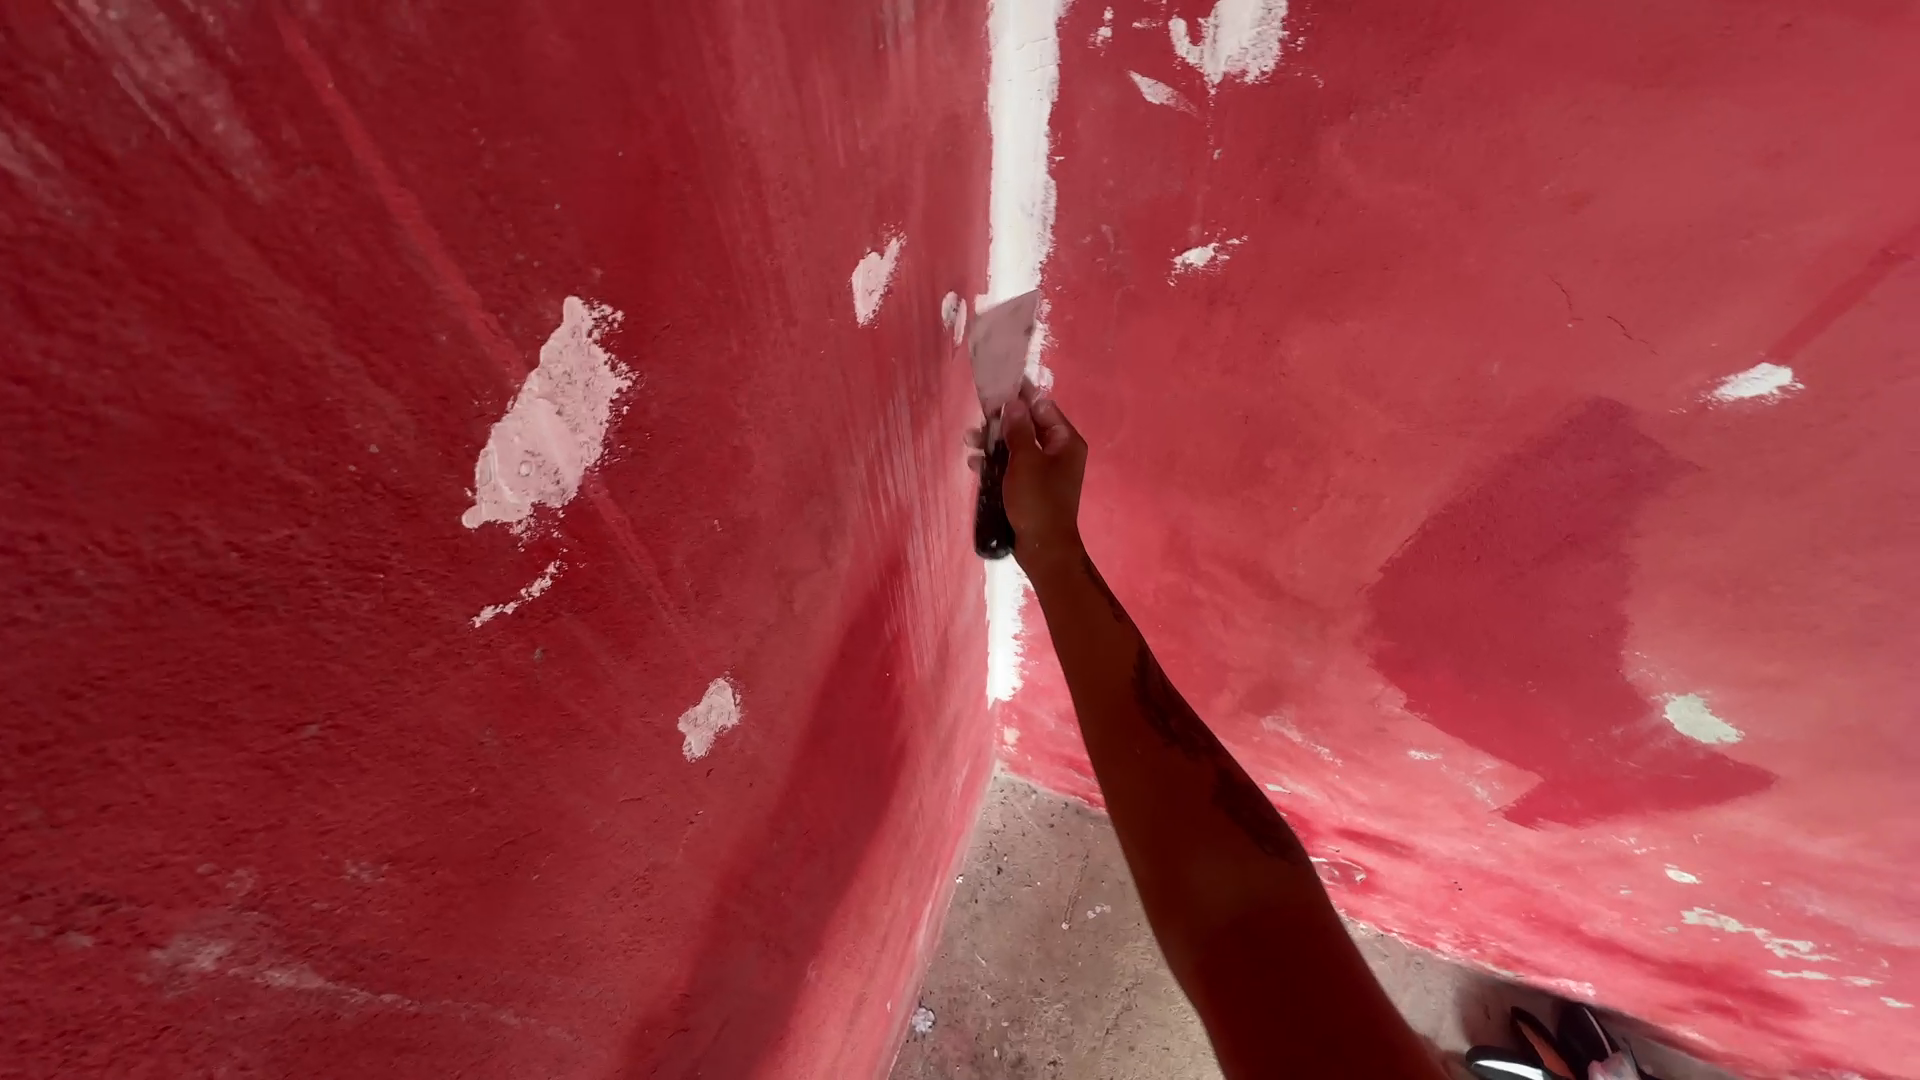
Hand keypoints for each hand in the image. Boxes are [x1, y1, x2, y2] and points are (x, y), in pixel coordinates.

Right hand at [968, 381, 1086, 572]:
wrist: (1042, 547)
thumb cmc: (1037, 501)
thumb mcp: (1026, 461)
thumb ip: (1018, 429)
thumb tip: (1013, 403)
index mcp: (1065, 441)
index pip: (1043, 407)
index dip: (1020, 397)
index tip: (997, 389)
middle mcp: (1058, 452)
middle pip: (1027, 426)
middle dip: (1000, 423)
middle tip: (978, 423)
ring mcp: (1044, 471)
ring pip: (1016, 446)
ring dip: (993, 443)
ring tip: (970, 443)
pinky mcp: (1030, 487)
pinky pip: (1012, 466)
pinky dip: (995, 463)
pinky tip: (975, 465)